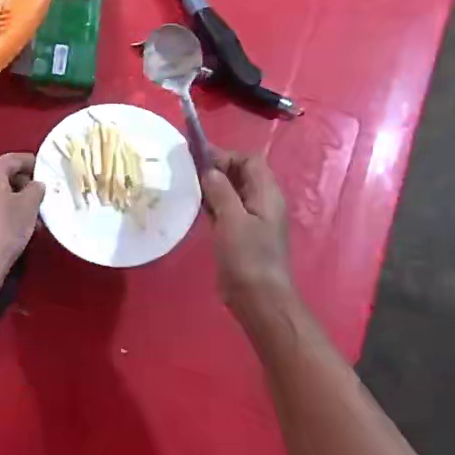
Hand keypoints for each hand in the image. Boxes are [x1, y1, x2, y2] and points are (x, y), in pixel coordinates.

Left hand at [0, 153, 44, 277]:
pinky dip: (5, 204)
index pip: (16, 158)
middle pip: (4, 171)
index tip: (50, 172)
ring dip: (16, 195)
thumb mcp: (29, 205)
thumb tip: (37, 184)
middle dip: (24, 180)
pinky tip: (20, 220)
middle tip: (42, 192)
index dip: (35, 164)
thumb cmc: (7, 226)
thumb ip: (36, 188)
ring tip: (35, 210)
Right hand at [201, 150, 292, 309]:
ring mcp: (253, 220)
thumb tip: (209, 170)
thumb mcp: (232, 220)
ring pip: (233, 192)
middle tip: (188, 172)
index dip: (225, 156)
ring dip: (213, 187)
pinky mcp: (242, 235)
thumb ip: (221, 190)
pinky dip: (213, 204)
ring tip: (187, 186)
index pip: (249, 160)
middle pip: (241, 174)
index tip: (199, 160)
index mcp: (267, 194)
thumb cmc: (248, 258)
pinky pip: (228, 210)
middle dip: (217, 168)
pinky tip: (195, 208)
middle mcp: (263, 202)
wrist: (259, 299)